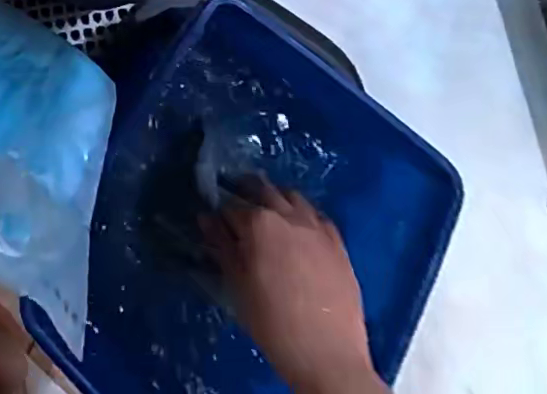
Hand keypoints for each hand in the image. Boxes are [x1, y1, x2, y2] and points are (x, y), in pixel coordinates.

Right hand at [201, 180, 387, 393]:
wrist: (327, 356)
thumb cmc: (270, 318)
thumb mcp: (236, 280)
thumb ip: (221, 244)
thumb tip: (206, 218)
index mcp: (257, 222)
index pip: (230, 206)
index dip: (220, 215)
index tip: (216, 224)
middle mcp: (288, 216)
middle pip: (263, 190)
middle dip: (246, 191)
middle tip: (238, 207)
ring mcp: (318, 231)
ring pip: (294, 197)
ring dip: (278, 199)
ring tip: (270, 215)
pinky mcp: (340, 248)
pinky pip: (320, 218)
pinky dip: (305, 216)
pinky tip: (300, 232)